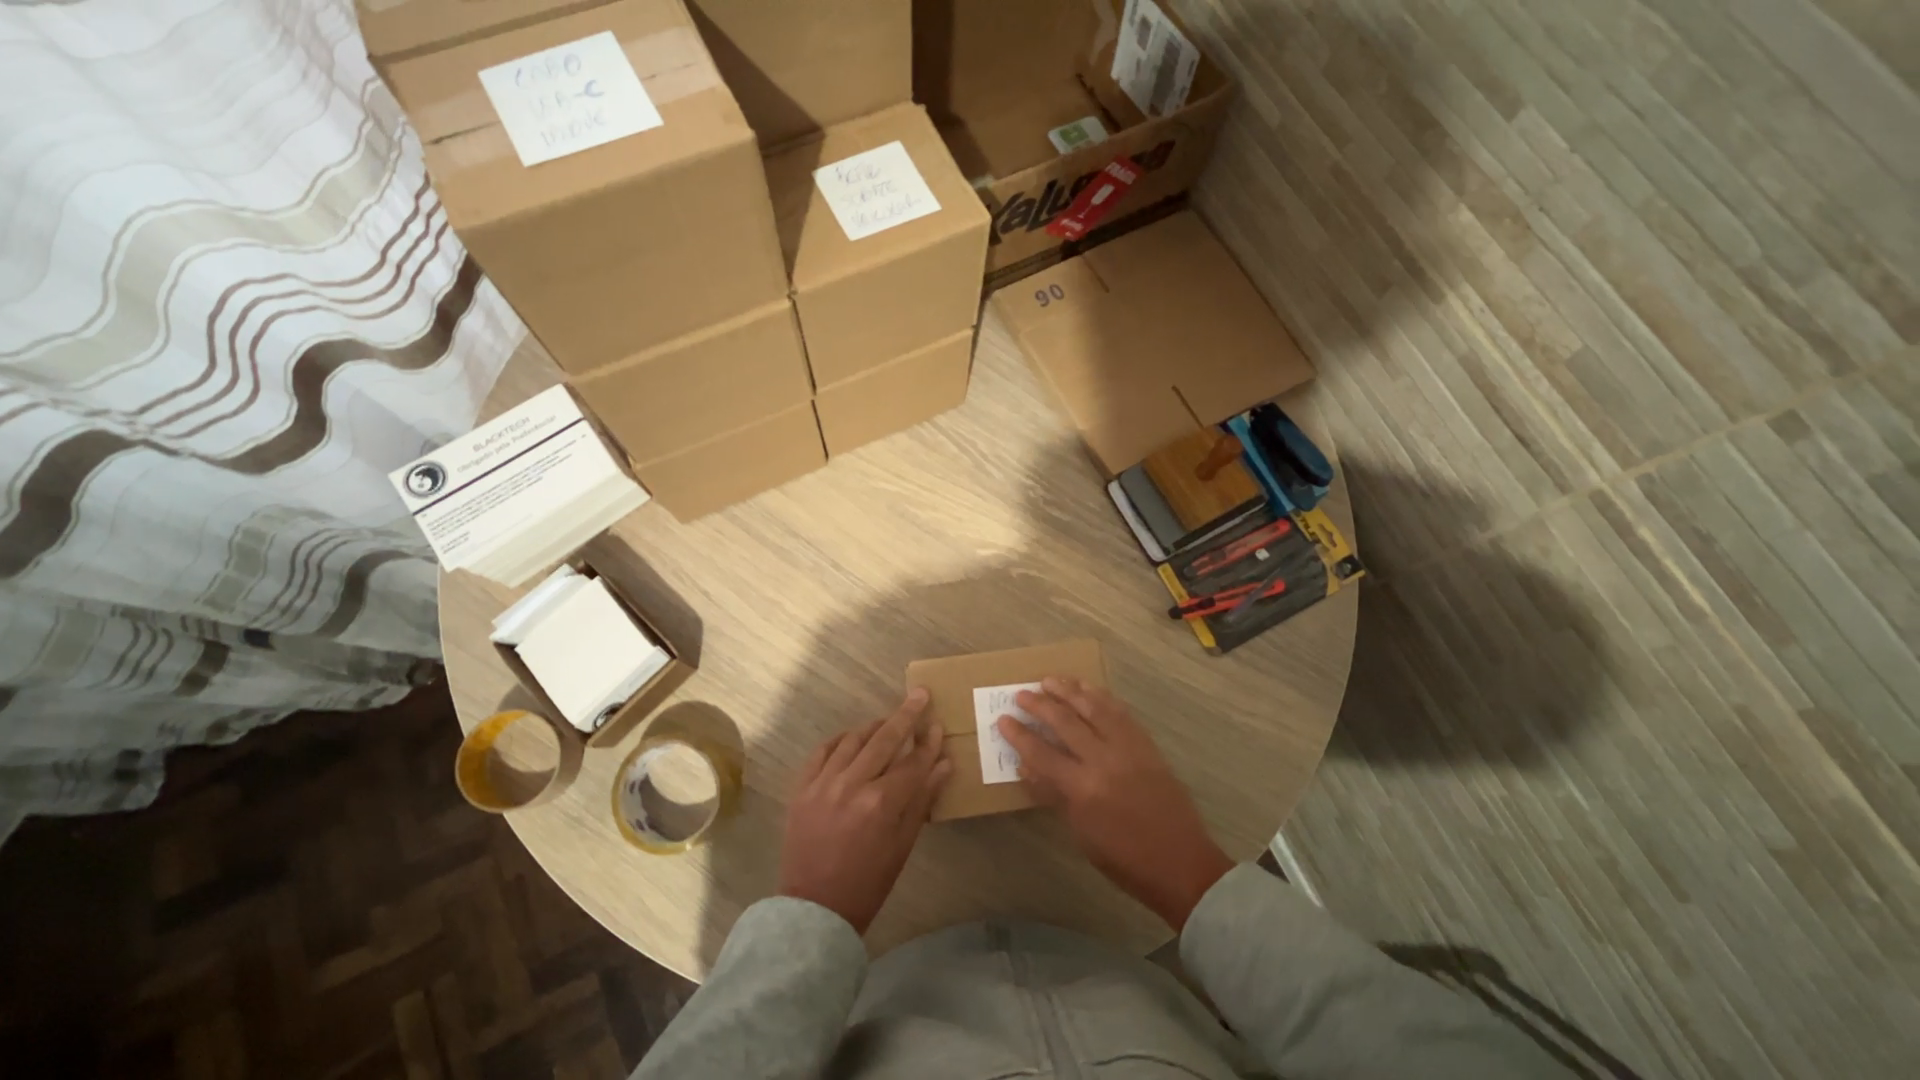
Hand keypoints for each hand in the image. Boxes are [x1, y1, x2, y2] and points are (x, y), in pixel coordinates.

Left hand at [778, 688, 952, 933]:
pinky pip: (822, 752)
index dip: (928, 743)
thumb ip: (922, 799)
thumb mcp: (903, 844)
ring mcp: (823, 784)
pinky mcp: (801, 788)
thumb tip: (944, 764)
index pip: (912, 761)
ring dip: (873, 726)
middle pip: (884, 739)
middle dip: (905, 715)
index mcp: (882, 803)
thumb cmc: (868, 882)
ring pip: (852, 740)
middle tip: (919, 695)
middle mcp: (852, 785)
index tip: (938, 724)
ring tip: (888, 720)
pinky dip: (840, 741)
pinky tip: (852, 738)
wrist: (815, 907)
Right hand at [997, 677, 1234, 929]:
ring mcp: (1129, 749)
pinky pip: (1121, 713)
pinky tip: (1089, 691)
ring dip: (1070, 691)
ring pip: (1095, 709)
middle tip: (1021, 694)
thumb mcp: (1081, 833)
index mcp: (1083, 789)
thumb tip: (1025, 768)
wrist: (1179, 862)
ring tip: (1051, 680)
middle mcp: (1104, 761)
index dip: (1020, 735)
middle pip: (1065, 723)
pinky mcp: (1148, 745)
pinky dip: (1102, 698)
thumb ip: (1053, 796)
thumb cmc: (1124, 859)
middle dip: (1040, 705)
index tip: (1003, 720)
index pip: (1042, 753)